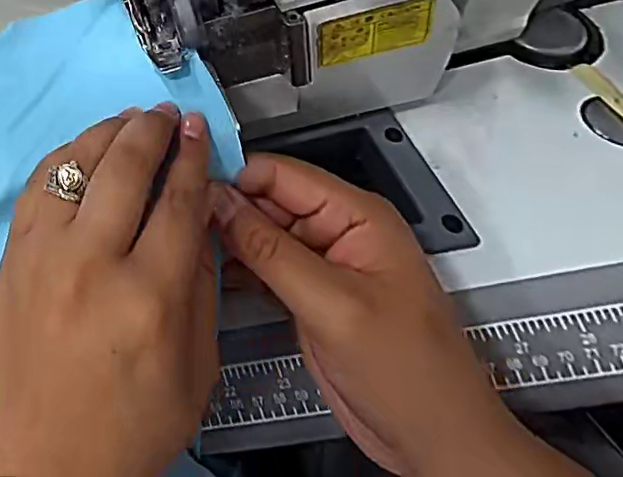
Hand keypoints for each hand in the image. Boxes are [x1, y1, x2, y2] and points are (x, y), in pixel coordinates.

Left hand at [0, 106, 217, 476]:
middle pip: (127, 166)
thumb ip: (199, 285)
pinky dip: (67, 152)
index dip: (193, 157)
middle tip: (167, 114)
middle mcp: (91, 261)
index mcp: (147, 298)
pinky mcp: (14, 246)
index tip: (199, 131)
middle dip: (153, 129)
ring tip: (132, 118)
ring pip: (78, 160)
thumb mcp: (193, 370)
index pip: (178, 202)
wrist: (33, 451)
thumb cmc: (124, 423)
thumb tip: (196, 212)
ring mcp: (44, 248)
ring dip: (110, 130)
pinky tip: (87, 146)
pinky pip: (41, 178)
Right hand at [211, 154, 583, 476]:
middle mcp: (337, 230)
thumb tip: (221, 201)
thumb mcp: (334, 306)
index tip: (191, 187)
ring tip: (189, 244)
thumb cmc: (417, 381)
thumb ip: (270, 248)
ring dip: (226, 236)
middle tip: (183, 221)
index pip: (279, 172)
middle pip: (264, 198)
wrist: (439, 449)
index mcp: (357, 215)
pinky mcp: (307, 290)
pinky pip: (261, 261)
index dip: (233, 177)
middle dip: (224, 208)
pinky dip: (236, 265)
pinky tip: (211, 271)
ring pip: (257, 229)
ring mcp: (320, 261)